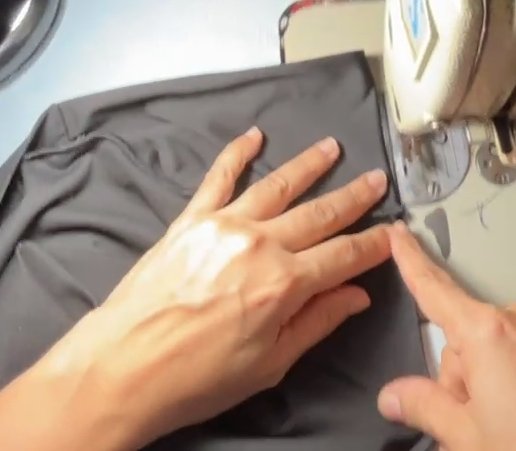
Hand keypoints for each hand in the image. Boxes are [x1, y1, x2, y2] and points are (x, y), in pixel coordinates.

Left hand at [0, 127, 392, 450]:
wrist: (121, 367)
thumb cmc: (197, 379)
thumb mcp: (269, 365)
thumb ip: (316, 322)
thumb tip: (356, 294)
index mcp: (284, 283)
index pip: (343, 255)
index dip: (373, 244)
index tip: (393, 230)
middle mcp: (260, 243)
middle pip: (319, 213)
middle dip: (353, 196)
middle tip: (376, 178)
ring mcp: (225, 225)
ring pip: (278, 185)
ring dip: (308, 165)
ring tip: (331, 146)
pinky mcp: (193, 218)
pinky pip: (219, 176)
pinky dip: (236, 153)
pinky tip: (254, 136)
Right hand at [378, 223, 515, 450]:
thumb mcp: (468, 438)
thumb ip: (426, 407)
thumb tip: (394, 394)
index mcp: (486, 333)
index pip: (434, 288)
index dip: (410, 259)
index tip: (397, 233)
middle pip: (464, 340)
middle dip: (460, 380)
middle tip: (475, 427)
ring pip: (496, 351)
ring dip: (490, 385)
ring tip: (512, 432)